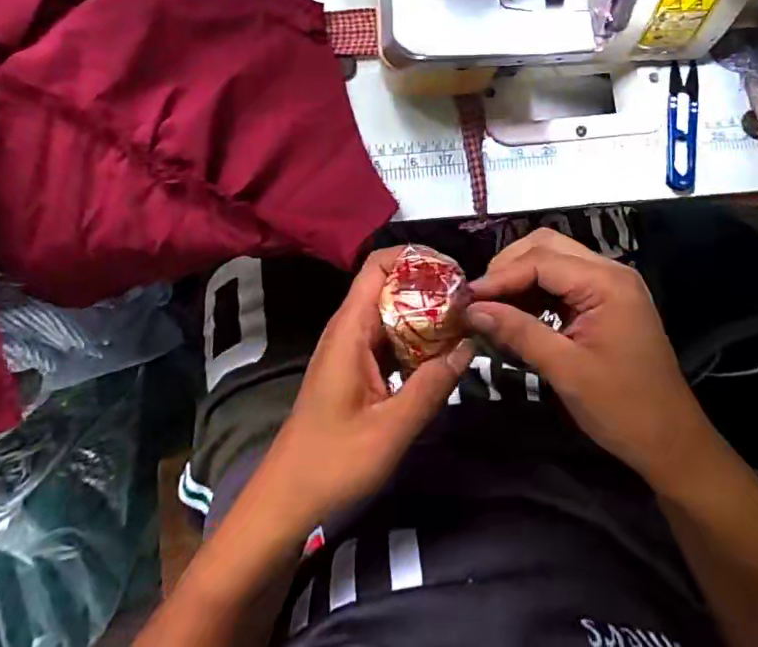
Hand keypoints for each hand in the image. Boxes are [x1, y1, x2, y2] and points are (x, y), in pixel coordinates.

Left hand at [249, 247, 472, 534]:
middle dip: (429, 288)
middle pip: (389, 285)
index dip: (415, 259)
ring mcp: (350, 349)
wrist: (286, 499)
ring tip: (465, 325)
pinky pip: (389, 338)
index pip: (378, 266)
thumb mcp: (391, 429)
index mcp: (349, 330)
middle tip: (470, 304)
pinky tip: (442, 355)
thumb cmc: (333, 462)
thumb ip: (433, 385)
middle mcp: (348, 329)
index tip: (454, 274)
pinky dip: (416, 339)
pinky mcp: (355, 369)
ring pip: (391, 312)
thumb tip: (470, 344)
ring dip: (426, 315)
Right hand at [466, 229, 717, 486]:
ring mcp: (611, 286)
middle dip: (508, 268)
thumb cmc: (623, 408)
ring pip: (554, 260)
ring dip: (521, 278)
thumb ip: (519, 332)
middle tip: (480, 300)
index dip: (499, 276)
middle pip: (547, 247)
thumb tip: (473, 309)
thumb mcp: (566, 371)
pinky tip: (517, 316)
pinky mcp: (607, 302)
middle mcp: (610, 272)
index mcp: (606, 283)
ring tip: (492, 308)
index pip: (540, 260)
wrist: (672, 442)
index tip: (465, 299)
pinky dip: (537, 292)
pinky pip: (564, 282)